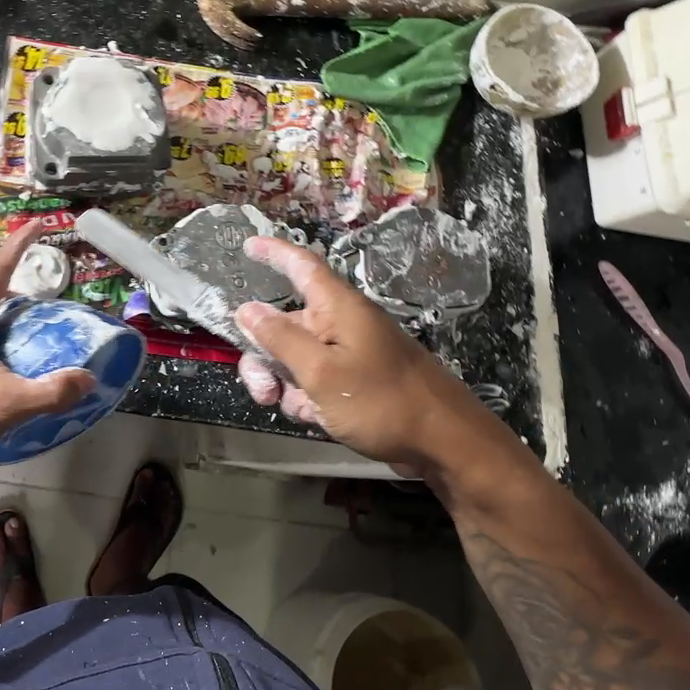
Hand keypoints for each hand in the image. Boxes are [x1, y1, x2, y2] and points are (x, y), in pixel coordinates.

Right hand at [232, 236, 493, 467]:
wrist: (443, 444)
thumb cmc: (382, 401)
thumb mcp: (321, 372)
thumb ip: (280, 339)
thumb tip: (246, 309)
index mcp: (338, 308)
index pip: (302, 266)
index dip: (274, 253)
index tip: (247, 245)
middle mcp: (341, 325)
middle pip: (286, 324)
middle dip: (263, 355)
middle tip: (262, 391)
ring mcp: (349, 355)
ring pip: (295, 358)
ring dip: (284, 383)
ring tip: (297, 410)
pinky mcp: (355, 382)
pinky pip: (315, 381)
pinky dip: (307, 398)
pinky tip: (316, 419)